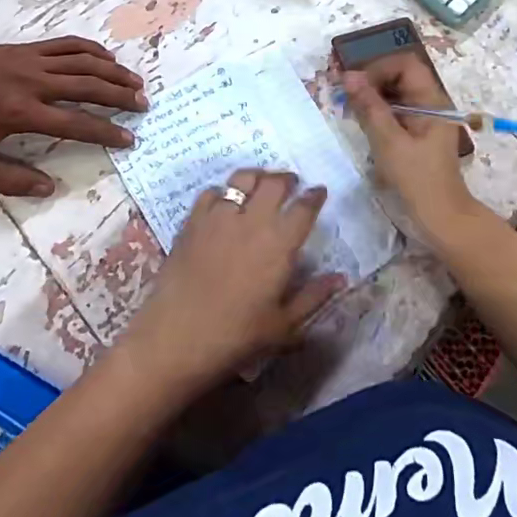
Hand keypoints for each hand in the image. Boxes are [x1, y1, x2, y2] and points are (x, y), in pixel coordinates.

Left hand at [0, 37, 145, 197]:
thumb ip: (7, 179)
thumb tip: (48, 188)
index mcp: (21, 113)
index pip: (76, 123)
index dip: (106, 131)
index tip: (128, 139)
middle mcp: (34, 83)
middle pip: (90, 86)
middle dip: (121, 97)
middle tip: (143, 106)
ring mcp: (32, 60)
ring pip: (84, 62)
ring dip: (114, 71)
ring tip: (136, 82)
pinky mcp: (27, 47)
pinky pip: (67, 44)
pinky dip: (92, 49)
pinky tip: (107, 58)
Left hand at [119, 170, 344, 389]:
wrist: (175, 339)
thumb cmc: (235, 337)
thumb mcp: (283, 326)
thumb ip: (314, 296)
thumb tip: (341, 277)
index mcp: (280, 244)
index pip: (304, 207)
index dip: (314, 196)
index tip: (319, 191)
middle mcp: (252, 221)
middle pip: (274, 182)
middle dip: (287, 179)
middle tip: (292, 184)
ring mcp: (219, 217)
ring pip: (242, 178)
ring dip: (257, 176)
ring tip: (261, 182)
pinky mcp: (192, 222)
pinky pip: (211, 193)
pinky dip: (223, 192)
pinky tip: (225, 203)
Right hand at [343, 55, 480, 241]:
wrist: (441, 218)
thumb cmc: (418, 179)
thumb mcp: (389, 142)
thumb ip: (369, 107)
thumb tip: (348, 76)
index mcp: (432, 101)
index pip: (405, 65)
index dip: (378, 68)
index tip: (354, 85)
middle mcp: (431, 104)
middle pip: (400, 76)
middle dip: (372, 81)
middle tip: (346, 97)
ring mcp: (425, 119)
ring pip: (396, 93)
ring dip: (372, 97)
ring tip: (351, 110)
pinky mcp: (417, 133)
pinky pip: (395, 111)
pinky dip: (378, 112)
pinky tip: (362, 123)